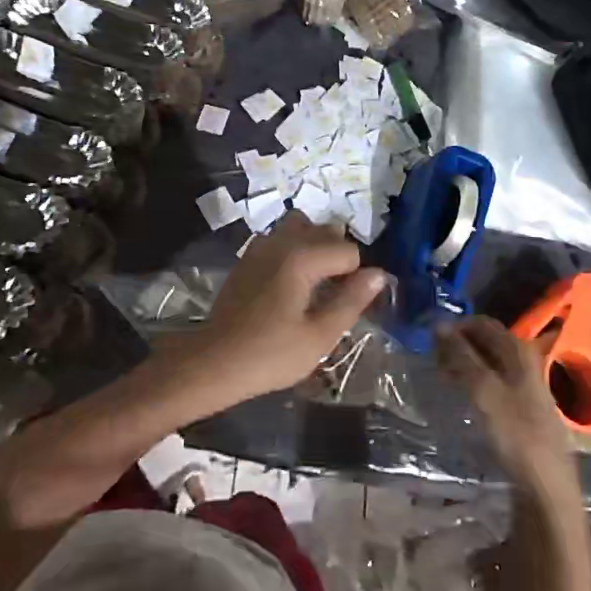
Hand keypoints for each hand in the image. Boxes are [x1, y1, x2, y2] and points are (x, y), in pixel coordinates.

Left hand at [179, 214, 390, 404]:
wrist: (212, 363)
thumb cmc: (270, 355)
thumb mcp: (319, 336)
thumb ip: (352, 301)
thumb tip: (379, 275)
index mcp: (303, 257)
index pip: (349, 251)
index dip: (355, 278)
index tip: (345, 305)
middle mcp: (282, 241)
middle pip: (326, 231)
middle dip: (338, 256)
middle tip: (333, 294)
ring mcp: (261, 246)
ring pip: (301, 227)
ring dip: (315, 246)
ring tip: (314, 282)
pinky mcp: (247, 257)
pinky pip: (280, 239)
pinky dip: (293, 250)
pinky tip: (289, 283)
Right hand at [436, 316, 578, 497]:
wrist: (548, 483)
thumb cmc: (515, 432)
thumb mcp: (483, 391)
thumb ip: (461, 356)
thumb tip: (439, 324)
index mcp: (518, 350)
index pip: (482, 324)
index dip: (456, 327)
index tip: (430, 340)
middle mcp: (525, 360)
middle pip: (487, 342)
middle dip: (459, 345)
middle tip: (433, 359)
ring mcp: (526, 384)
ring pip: (490, 362)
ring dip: (466, 364)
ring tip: (442, 376)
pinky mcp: (523, 406)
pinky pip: (494, 382)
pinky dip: (475, 382)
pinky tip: (463, 395)